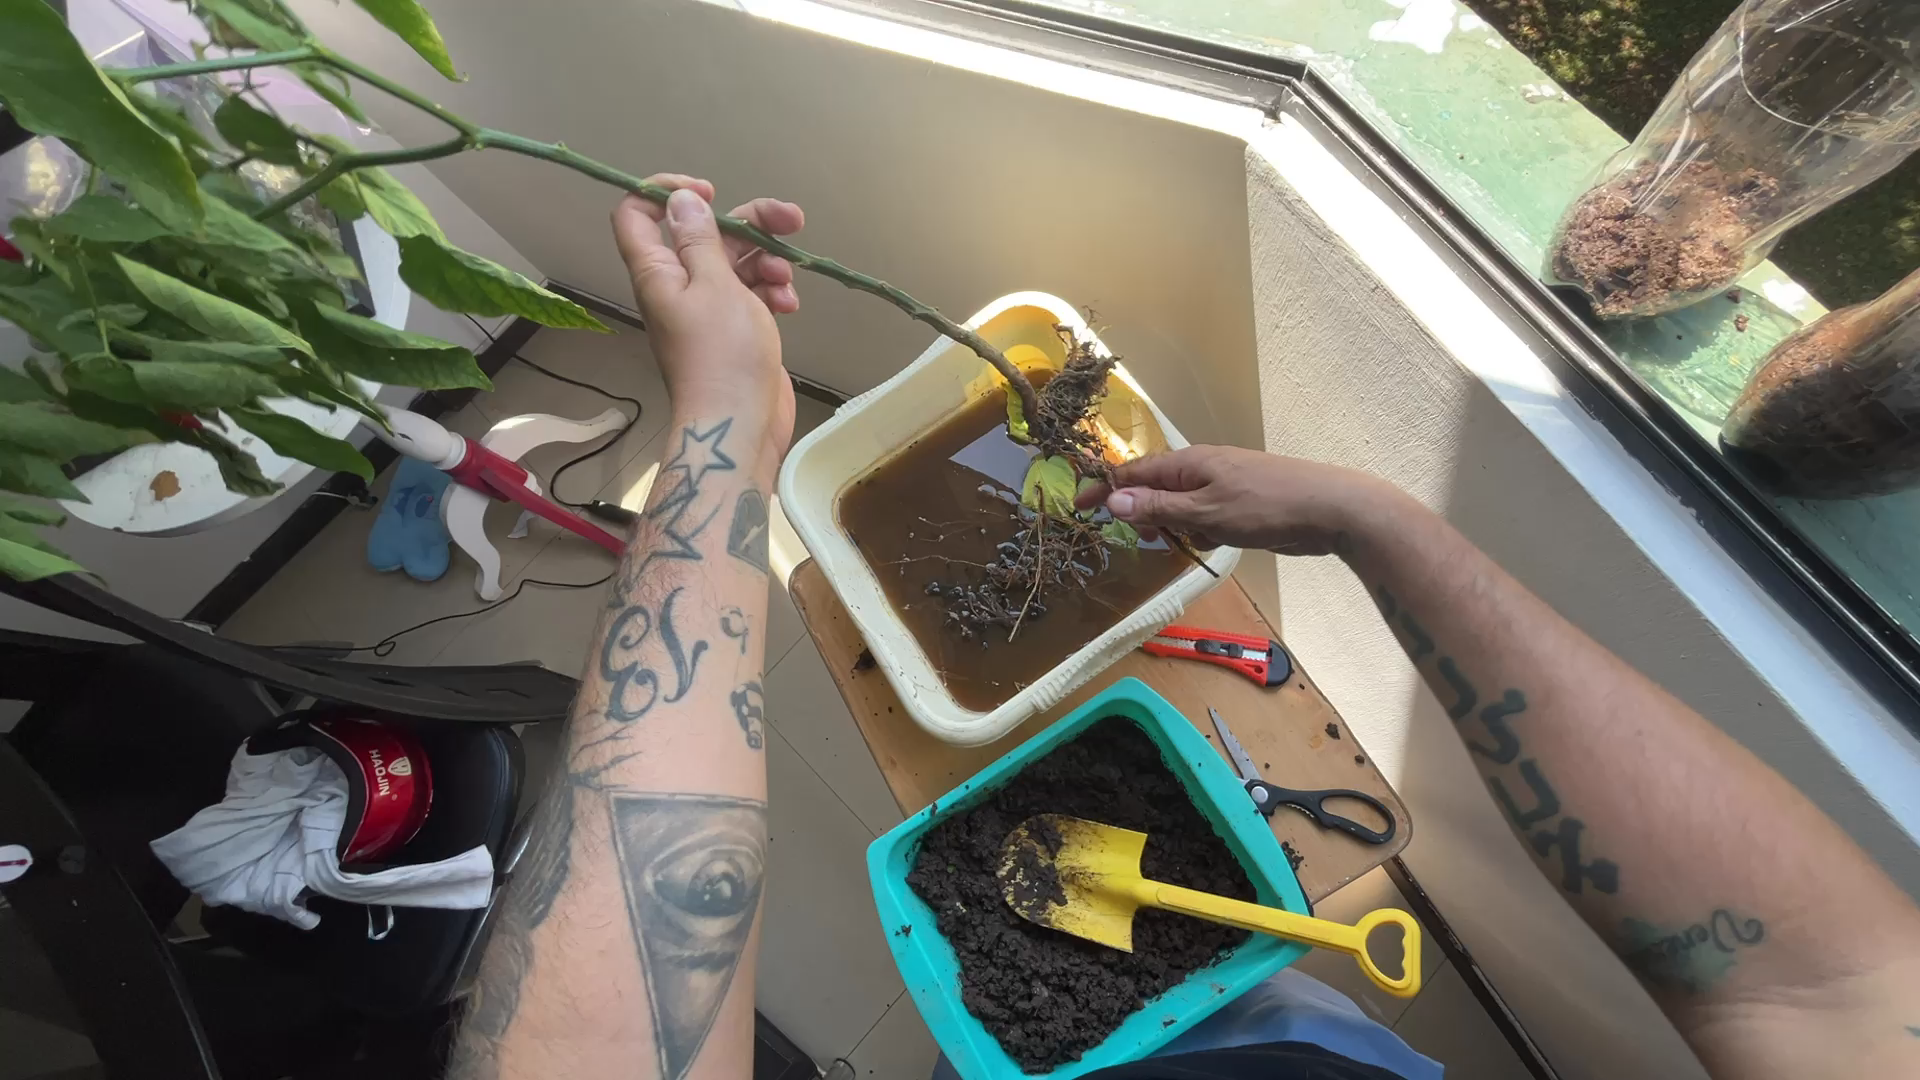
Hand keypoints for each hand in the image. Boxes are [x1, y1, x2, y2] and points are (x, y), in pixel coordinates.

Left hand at [610, 174, 805, 475]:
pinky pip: (753, 297)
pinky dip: (772, 293)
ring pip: (737, 265)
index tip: (709, 192)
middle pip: (707, 235)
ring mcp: (710, 311)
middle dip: (749, 224)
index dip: (667, 192)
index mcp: (658, 272)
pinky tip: (789, 305)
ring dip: (767, 263)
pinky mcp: (738, 332)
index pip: (639, 213)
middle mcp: (680, 287)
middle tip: (791, 220)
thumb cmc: (723, 355)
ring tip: (786, 282)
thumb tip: (681, 199)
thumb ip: (699, 239)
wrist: (740, 424)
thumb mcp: (714, 286)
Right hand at [1073, 445, 1394, 555]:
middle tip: (1134, 538)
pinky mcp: (1239, 501)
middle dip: (1140, 511)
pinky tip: (1209, 542)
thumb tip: (1112, 499)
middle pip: (1153, 487)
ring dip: (1170, 524)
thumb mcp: (1205, 512)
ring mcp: (1221, 483)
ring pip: (1179, 503)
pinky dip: (1197, 528)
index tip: (1078, 506)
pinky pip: (1202, 513)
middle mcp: (1201, 468)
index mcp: (1187, 463)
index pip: (1132, 473)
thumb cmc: (1265, 507)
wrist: (1332, 509)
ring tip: (1172, 544)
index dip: (1104, 488)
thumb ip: (1157, 507)